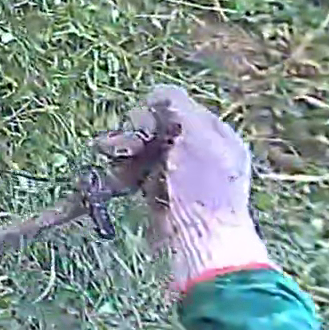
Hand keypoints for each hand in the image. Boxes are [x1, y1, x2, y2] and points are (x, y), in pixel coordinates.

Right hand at [96, 85, 273, 291]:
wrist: (196, 238)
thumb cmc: (204, 189)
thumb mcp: (200, 140)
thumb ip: (180, 108)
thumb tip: (159, 90)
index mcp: (212, 134)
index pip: (169, 104)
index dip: (152, 113)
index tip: (148, 130)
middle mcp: (192, 147)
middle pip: (145, 123)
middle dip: (129, 133)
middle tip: (127, 150)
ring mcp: (170, 167)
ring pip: (130, 142)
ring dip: (117, 150)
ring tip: (118, 167)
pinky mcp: (150, 184)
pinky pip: (125, 164)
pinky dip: (116, 168)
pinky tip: (117, 179)